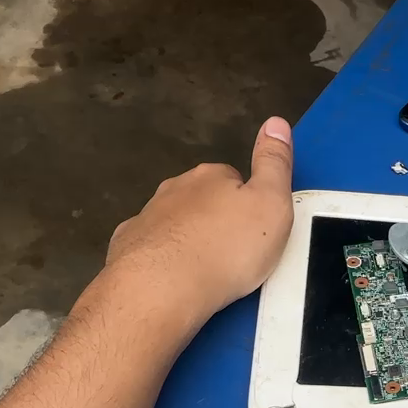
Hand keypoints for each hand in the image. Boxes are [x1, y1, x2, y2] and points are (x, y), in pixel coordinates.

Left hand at [99, 116, 296, 335]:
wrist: (165, 285)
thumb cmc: (227, 249)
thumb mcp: (272, 205)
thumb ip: (275, 165)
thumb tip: (276, 122)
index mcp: (212, 177)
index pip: (235, 179)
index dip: (249, 203)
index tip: (258, 229)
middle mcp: (176, 188)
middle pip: (203, 199)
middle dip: (217, 219)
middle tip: (237, 253)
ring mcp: (149, 215)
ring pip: (177, 222)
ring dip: (191, 238)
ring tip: (209, 269)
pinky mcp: (130, 245)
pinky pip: (154, 246)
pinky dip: (166, 257)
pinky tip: (177, 277)